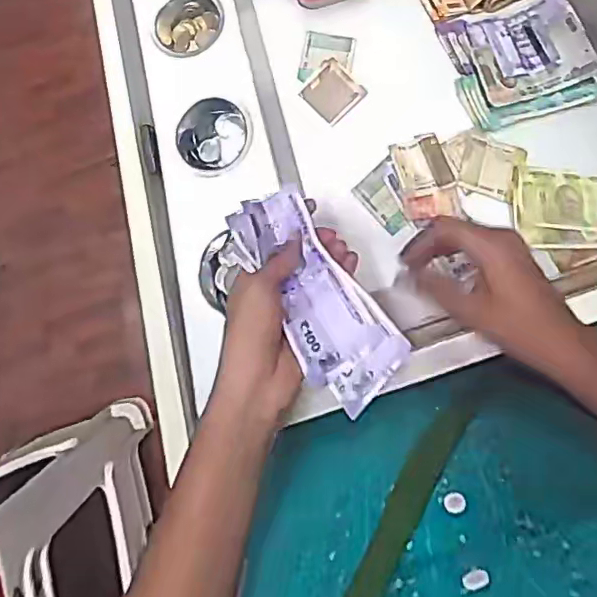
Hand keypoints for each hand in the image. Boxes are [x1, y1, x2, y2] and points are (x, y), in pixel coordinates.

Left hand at [208, 228, 359, 427]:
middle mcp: (274, 290)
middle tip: (329, 233)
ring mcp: (294, 306)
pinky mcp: (312, 323)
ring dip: (330, 259)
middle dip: (315, 243)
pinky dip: (340, 281)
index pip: (271, 246)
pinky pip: (328, 297)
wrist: (259, 385)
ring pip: (316, 275)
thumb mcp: (257, 289)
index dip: (287, 228)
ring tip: (343, 248)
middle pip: (298, 259)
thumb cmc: (247, 336)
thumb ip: (278, 262)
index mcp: (253, 279)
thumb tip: (294, 240)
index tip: (304, 211)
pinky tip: (349, 268)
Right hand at [402, 217, 591, 378]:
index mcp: (491, 245)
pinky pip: (479, 245)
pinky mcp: (515, 257)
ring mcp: (512, 246)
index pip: (444, 228)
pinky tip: (451, 273)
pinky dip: (460, 254)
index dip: (419, 243)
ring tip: (425, 268)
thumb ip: (438, 289)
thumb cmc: (521, 329)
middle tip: (411, 265)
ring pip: (467, 235)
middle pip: (455, 227)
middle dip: (429, 244)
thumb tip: (413, 276)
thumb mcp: (472, 312)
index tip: (406, 262)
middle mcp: (502, 238)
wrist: (563, 345)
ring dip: (443, 249)